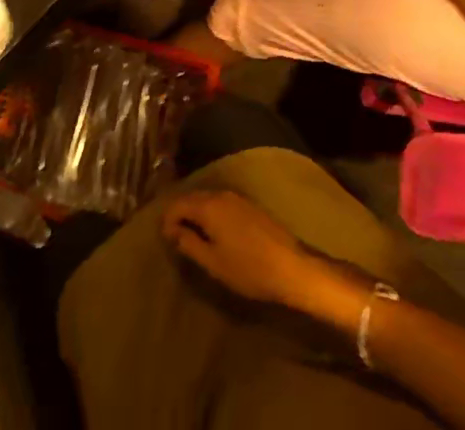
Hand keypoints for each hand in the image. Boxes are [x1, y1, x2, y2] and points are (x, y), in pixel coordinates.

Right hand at [161, 189, 321, 304]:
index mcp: (207, 206)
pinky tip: (218, 232)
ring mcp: (238, 199)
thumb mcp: (213, 262)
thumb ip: (187, 243)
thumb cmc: (250, 269)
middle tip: (178, 237)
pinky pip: (222, 204)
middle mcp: (220, 195)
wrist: (296, 269)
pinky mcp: (252, 207)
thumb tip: (172, 231)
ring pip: (207, 200)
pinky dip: (213, 214)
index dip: (167, 221)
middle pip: (191, 198)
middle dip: (180, 214)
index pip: (176, 205)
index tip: (167, 240)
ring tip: (196, 235)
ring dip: (197, 214)